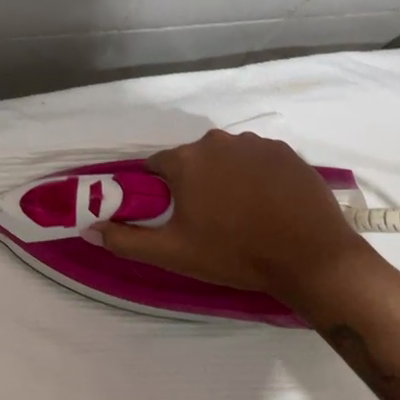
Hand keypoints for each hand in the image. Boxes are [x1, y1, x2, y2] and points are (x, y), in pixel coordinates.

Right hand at [89, 130, 372, 301]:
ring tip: (242, 214)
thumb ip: (126, 240)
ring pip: (226, 158)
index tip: (173, 216)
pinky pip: (259, 160)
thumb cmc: (235, 254)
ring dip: (226, 178)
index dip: (160, 191)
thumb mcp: (174, 253)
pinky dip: (257, 177)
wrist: (311, 257)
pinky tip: (268, 205)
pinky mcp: (287, 152)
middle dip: (194, 183)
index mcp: (186, 161)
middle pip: (193, 159)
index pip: (157, 167)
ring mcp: (256, 144)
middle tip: (208, 220)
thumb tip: (89, 229)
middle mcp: (217, 141)